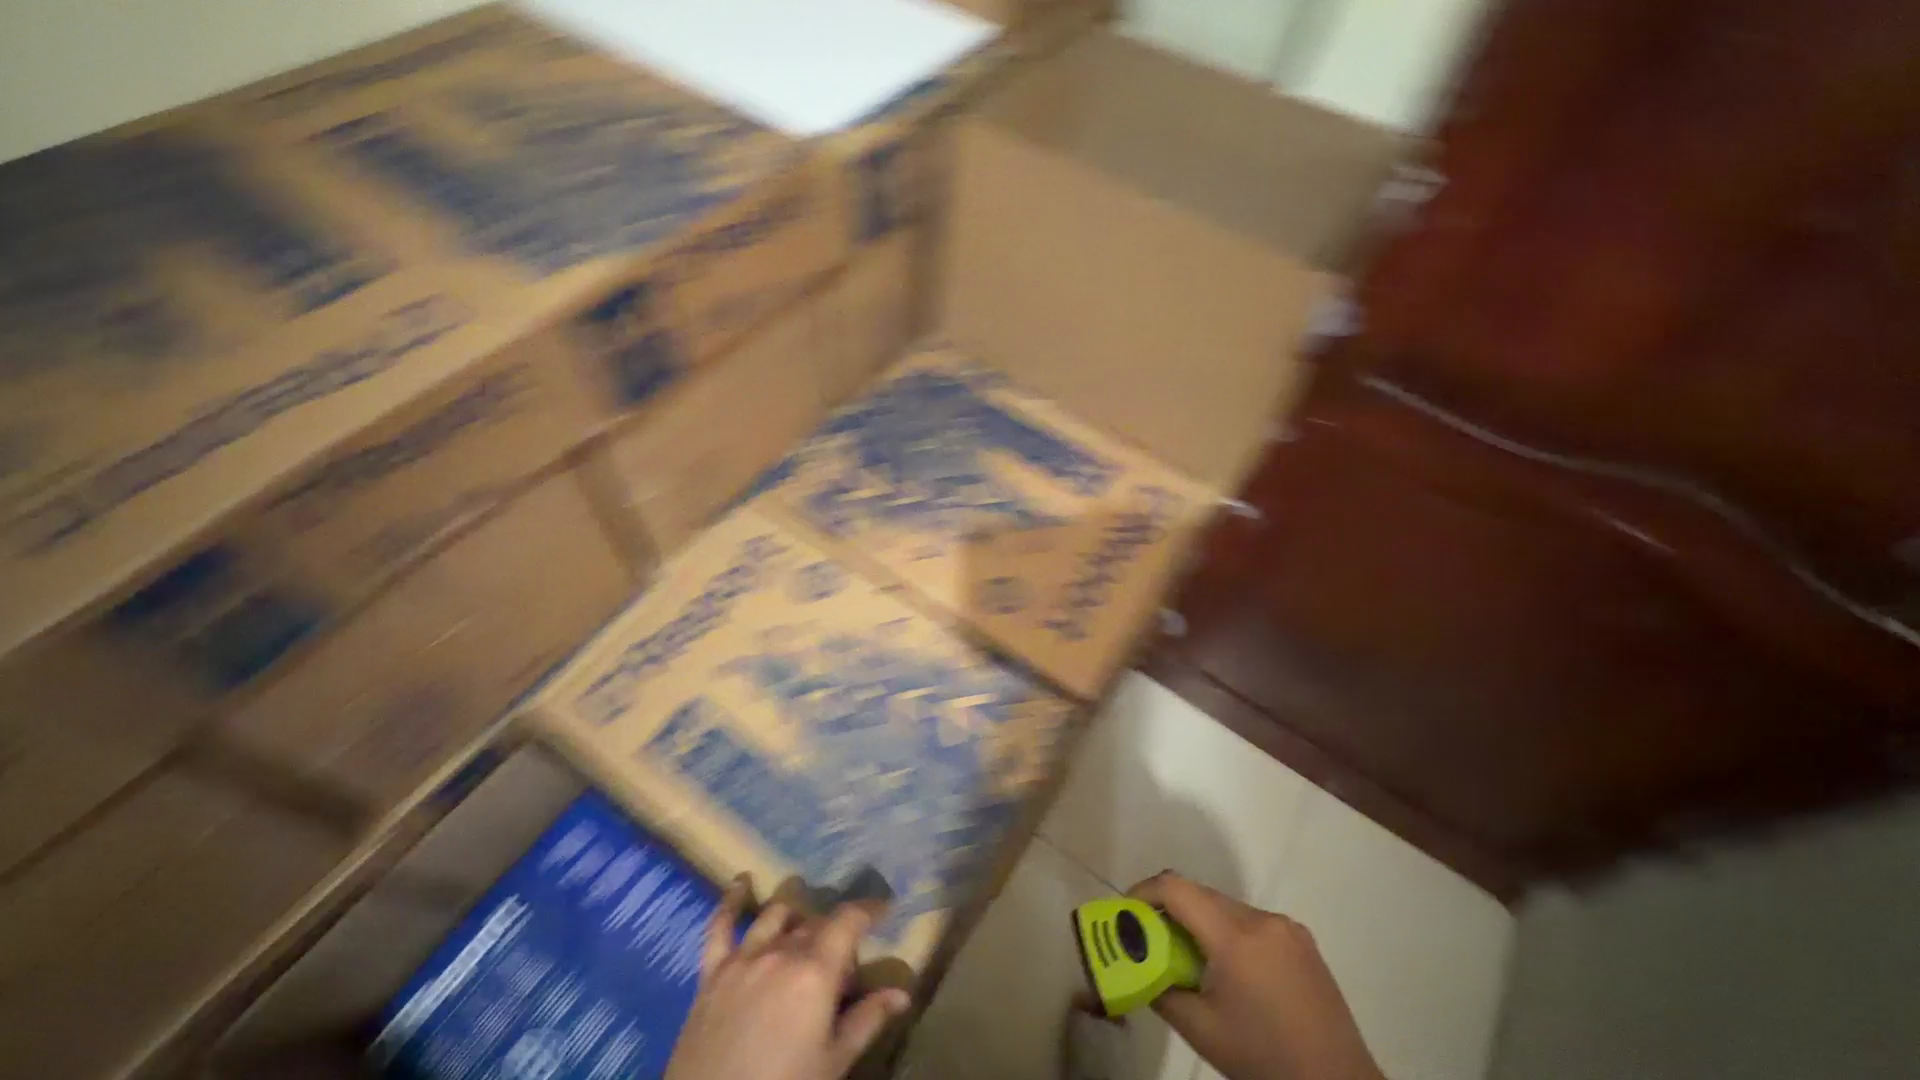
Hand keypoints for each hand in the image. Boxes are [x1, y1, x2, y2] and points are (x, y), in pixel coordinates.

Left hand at [665, 882, 912, 1079]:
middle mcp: (781, 952)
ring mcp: (743, 958)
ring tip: (806, 919)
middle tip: (847, 950)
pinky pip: (720, 926)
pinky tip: (740, 883)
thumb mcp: (834, 1061)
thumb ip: (867, 1020)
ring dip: (796, 913)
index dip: (869, 909)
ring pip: (776, 917)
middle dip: (835, 928)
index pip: (849, 921)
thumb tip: (901, 994)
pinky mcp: (712, 971)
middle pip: (814, 923)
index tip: (884, 907)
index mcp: (816, 971)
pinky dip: (731, 901)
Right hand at [1129, 873, 1383, 1079]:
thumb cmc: (1263, 1058)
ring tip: (1186, 959)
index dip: (1144, 892)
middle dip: (1169, 909)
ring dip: (1200, 921)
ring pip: (1227, 907)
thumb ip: (1161, 989)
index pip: (1177, 889)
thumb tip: (1136, 967)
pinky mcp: (1303, 942)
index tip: (1125, 913)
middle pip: (1202, 894)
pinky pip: (1252, 922)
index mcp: (1236, 937)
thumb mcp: (1200, 1029)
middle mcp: (1263, 920)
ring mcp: (1288, 928)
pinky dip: (1228, 932)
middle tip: (1148, 939)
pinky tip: (1226, 969)